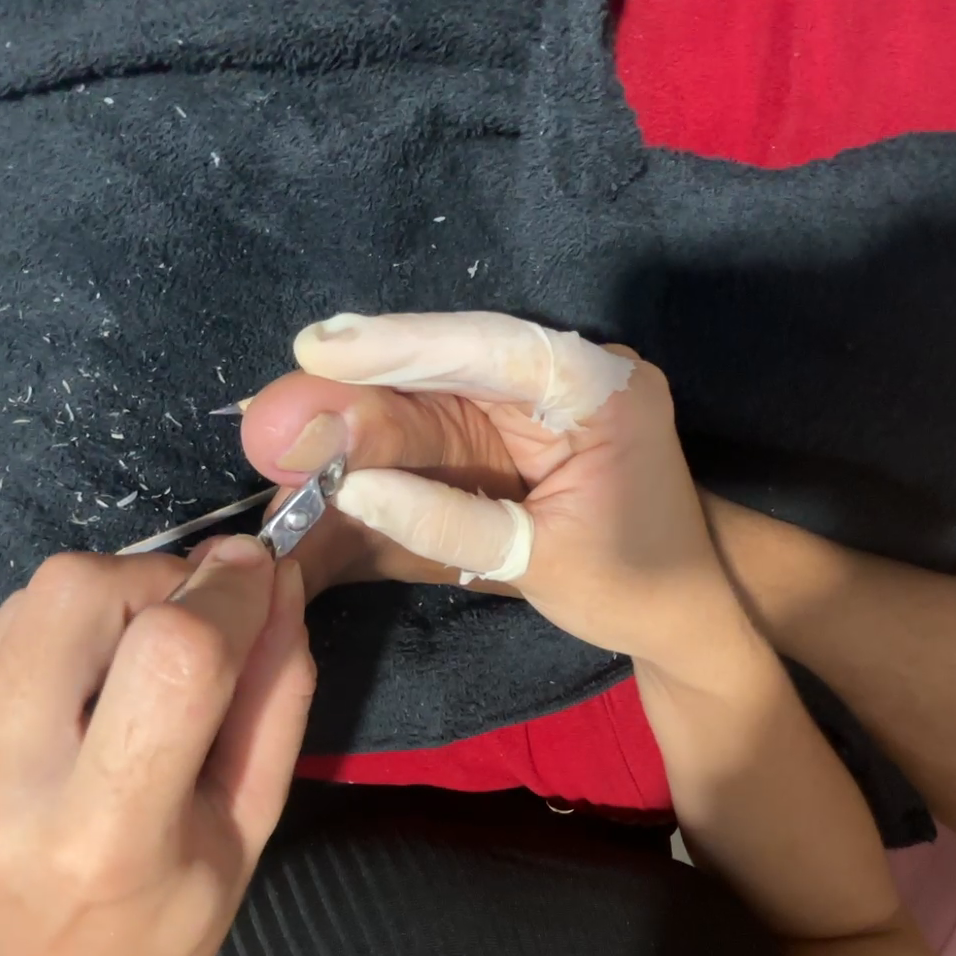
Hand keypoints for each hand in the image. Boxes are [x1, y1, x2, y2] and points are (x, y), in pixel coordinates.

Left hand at [0, 539, 313, 955]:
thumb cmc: (165, 932)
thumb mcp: (254, 825)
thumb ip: (278, 695)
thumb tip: (276, 583)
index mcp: (106, 839)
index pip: (173, 656)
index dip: (228, 591)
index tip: (261, 567)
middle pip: (75, 594)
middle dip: (158, 577)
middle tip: (195, 615)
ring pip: (28, 603)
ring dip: (108, 603)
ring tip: (135, 665)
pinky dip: (56, 639)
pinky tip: (77, 696)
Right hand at [250, 310, 740, 664]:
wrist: (682, 610)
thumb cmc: (633, 588)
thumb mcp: (538, 563)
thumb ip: (445, 519)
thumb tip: (348, 484)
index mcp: (602, 391)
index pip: (494, 349)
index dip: (402, 346)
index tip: (318, 349)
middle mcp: (571, 376)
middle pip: (452, 367)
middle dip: (360, 387)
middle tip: (273, 414)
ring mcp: (543, 400)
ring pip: (438, 393)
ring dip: (361, 412)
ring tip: (284, 430)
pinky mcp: (518, 427)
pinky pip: (445, 421)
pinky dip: (390, 437)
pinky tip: (335, 442)